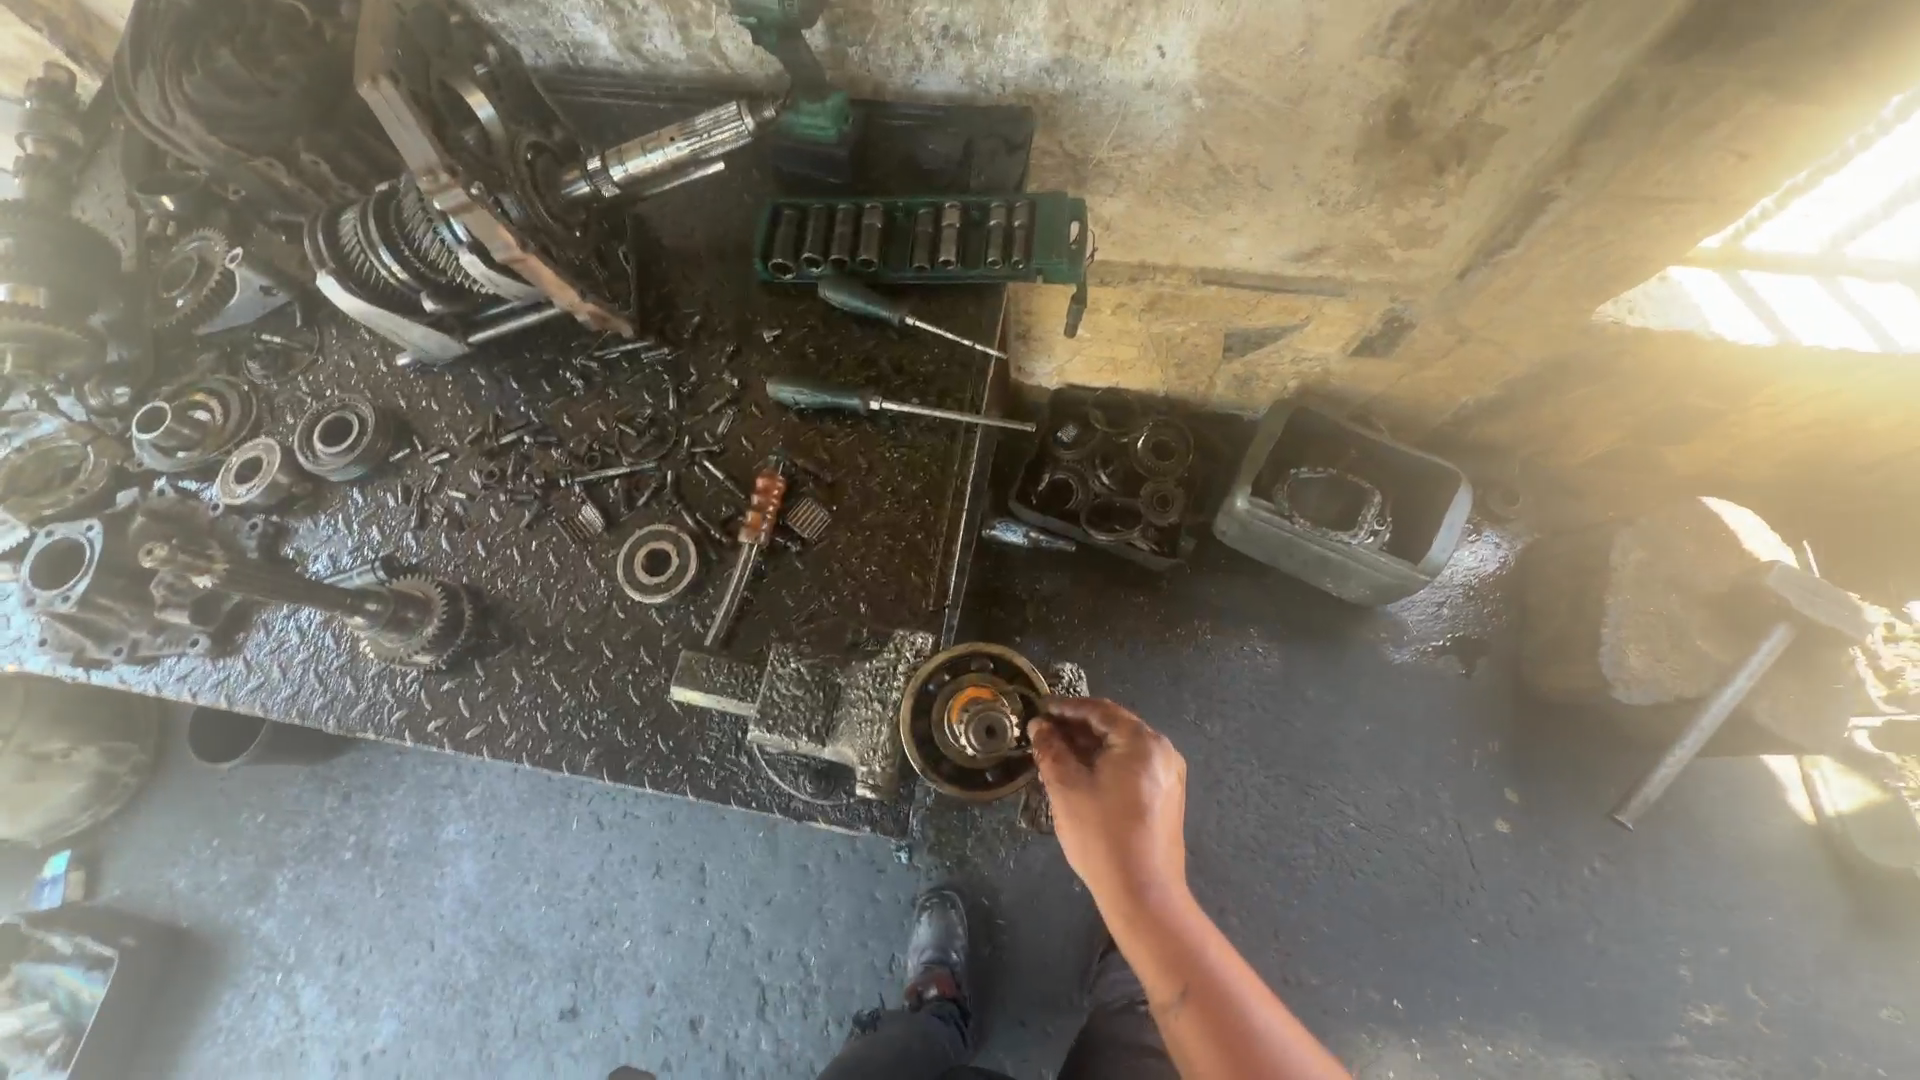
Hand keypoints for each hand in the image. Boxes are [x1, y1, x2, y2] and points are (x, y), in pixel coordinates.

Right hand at [1030, 697, 1188, 913]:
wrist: (1143, 893)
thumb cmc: (1102, 835)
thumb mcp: (1066, 787)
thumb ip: (1050, 749)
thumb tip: (1039, 726)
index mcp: (1142, 741)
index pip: (1099, 710)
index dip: (1066, 707)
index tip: (1039, 708)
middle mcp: (1162, 751)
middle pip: (1113, 727)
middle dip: (1076, 728)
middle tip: (1043, 733)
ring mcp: (1168, 775)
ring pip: (1122, 748)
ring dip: (1089, 747)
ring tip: (1055, 754)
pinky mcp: (1166, 796)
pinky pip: (1132, 766)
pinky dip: (1105, 763)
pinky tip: (1080, 775)